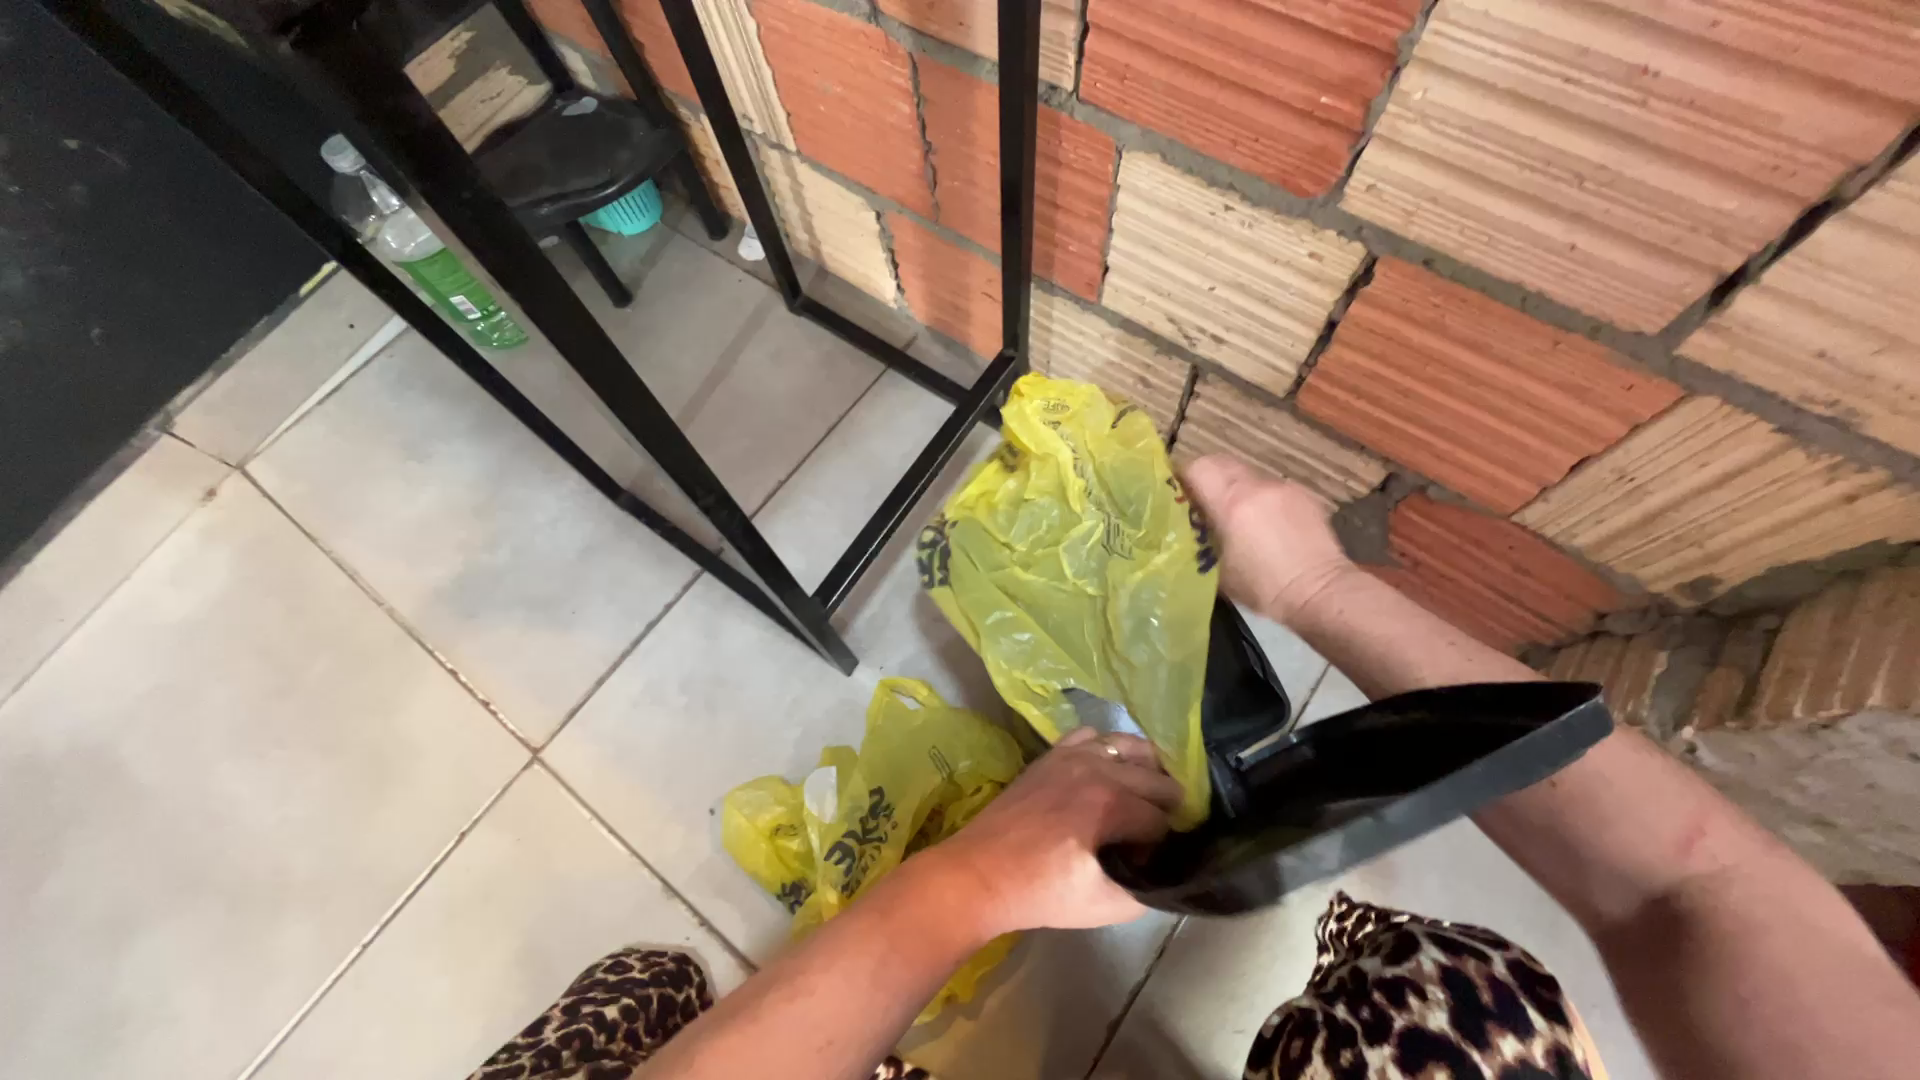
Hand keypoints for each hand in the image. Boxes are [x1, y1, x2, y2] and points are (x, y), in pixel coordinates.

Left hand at [925, 728, 1180, 936]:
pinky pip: (1092, 736)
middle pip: (1155, 779)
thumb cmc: (1041, 892)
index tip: (1148, 865)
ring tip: (1143, 799)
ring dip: (1146, 771)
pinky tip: (1107, 773)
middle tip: (1154, 837)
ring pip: (1130, 746)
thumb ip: (1147, 889)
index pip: (1162, 820)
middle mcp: (1096, 768)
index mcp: (1111, 803)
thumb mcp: (1105, 905)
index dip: (1162, 846)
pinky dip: (1108, 750)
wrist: (981, 873)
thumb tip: (1162, 870)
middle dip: (1165, 808)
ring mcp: (1071, 755)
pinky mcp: (1051, 755)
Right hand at [1182, 454, 1353, 625]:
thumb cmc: (1262, 588)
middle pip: (1221, 462)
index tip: (1178, 495)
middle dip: (1207, 478)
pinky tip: (1266, 525)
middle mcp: (1257, 486)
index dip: (1183, 477)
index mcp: (1232, 503)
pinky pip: (1271, 488)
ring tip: (1235, 518)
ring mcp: (1283, 488)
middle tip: (1201, 504)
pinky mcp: (1304, 495)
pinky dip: (1260, 499)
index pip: (1198, 467)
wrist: (1320, 592)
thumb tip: (1189, 525)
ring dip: (1235, 488)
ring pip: (1247, 474)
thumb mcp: (1217, 569)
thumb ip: (1201, 538)